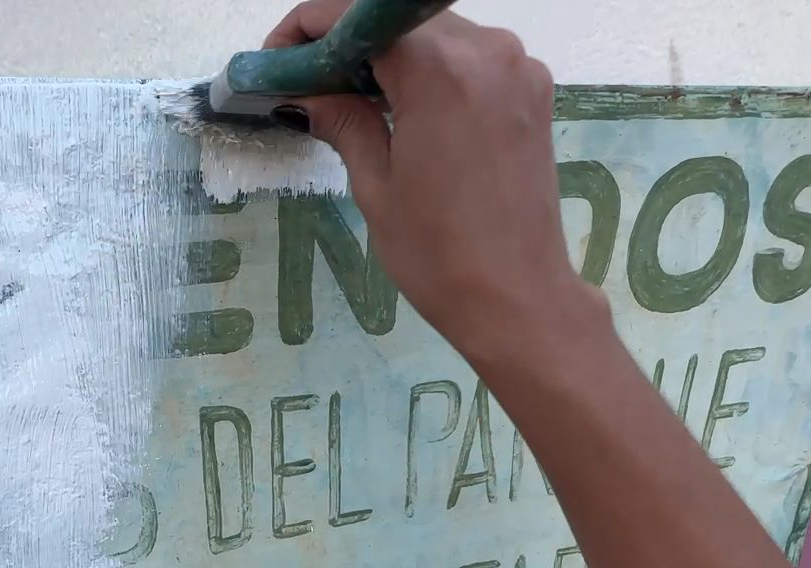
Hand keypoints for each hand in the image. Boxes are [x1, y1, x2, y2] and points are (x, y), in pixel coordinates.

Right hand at [266, 2, 603, 371]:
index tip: (277, 58)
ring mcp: (518, 66)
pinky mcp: (532, 91)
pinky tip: (405, 115)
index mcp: (440, 70)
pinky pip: (470, 62)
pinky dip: (430, 75)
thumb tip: (305, 93)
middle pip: (400, 20)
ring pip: (437, 37)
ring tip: (352, 103)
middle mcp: (487, 49)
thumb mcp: (376, 189)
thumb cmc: (436, 256)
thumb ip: (344, 123)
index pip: (360, 15)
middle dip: (347, 43)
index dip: (309, 27)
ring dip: (390, 59)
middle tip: (308, 84)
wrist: (515, 297)